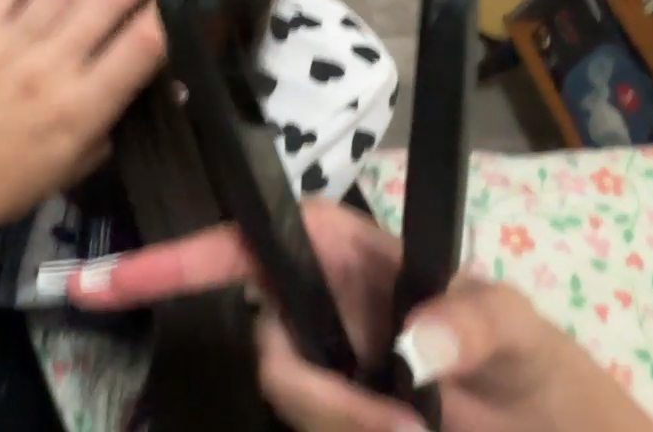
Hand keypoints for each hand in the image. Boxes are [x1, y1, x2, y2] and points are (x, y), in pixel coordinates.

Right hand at [69, 203, 652, 431]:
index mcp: (341, 249)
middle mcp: (315, 296)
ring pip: (287, 390)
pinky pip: (312, 420)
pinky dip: (346, 429)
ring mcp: (322, 358)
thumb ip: (466, 321)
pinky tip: (398, 430)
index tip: (111, 284)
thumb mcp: (515, 330)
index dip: (178, 258)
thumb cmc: (541, 368)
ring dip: (348, 422)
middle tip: (401, 424)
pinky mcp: (333, 407)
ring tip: (416, 428)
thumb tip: (407, 346)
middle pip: (263, 334)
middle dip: (322, 392)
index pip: (244, 239)